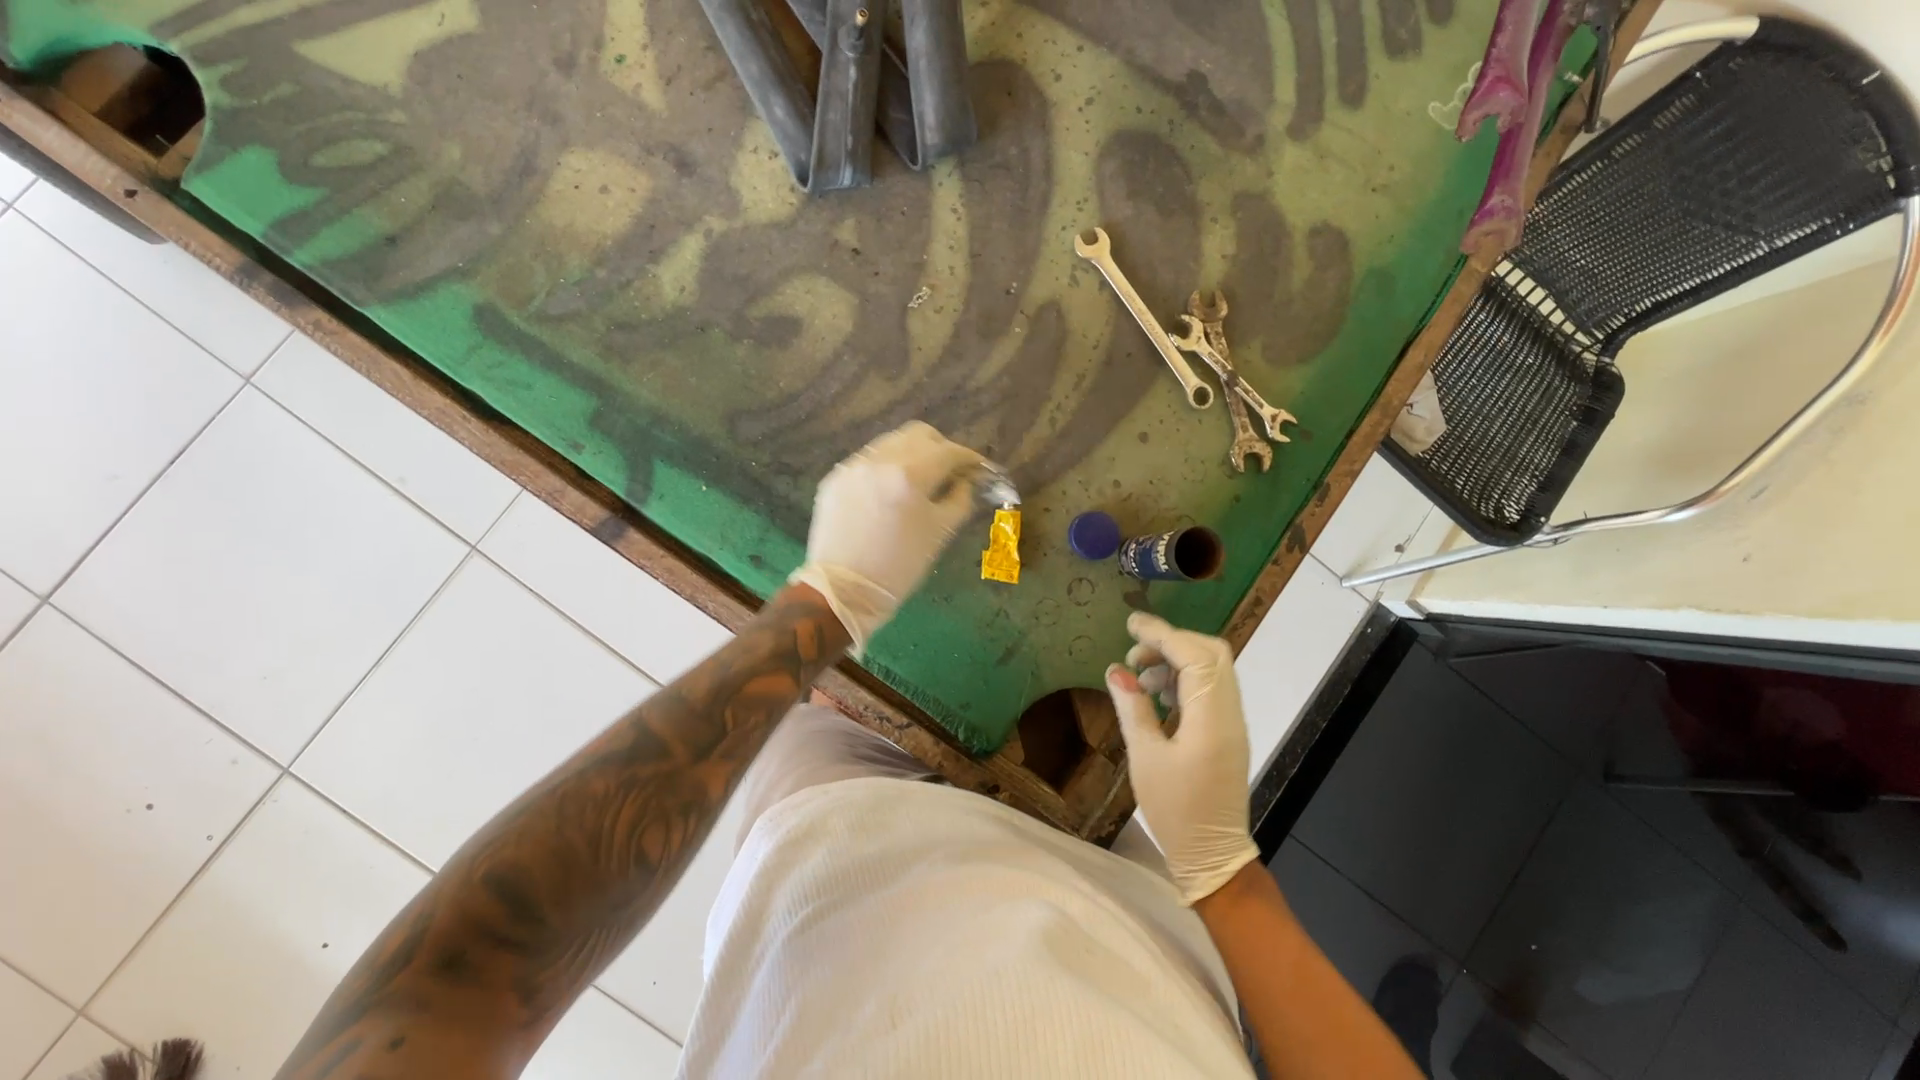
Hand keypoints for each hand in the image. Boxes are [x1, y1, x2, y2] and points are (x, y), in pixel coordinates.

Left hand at [789, 421, 986, 655]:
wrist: (843, 591)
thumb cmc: (899, 567)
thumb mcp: (939, 533)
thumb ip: (959, 498)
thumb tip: (966, 480)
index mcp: (909, 476)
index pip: (948, 451)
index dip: (968, 458)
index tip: (978, 468)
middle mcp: (879, 461)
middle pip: (919, 435)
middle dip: (940, 448)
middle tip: (949, 472)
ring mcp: (853, 467)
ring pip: (891, 443)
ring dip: (911, 455)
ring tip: (918, 481)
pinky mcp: (834, 479)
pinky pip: (867, 461)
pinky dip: (885, 469)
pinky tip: (889, 493)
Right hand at [1105, 612, 1260, 904]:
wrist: (1213, 855)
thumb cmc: (1175, 810)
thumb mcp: (1145, 758)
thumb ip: (1132, 708)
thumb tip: (1116, 670)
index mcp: (1211, 717)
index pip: (1193, 655)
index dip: (1161, 634)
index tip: (1130, 625)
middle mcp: (1229, 712)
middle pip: (1211, 653)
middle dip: (1172, 642)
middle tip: (1135, 655)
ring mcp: (1233, 722)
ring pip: (1214, 669)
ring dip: (1178, 661)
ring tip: (1140, 679)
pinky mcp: (1228, 733)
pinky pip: (1213, 690)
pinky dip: (1186, 681)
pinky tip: (1157, 697)